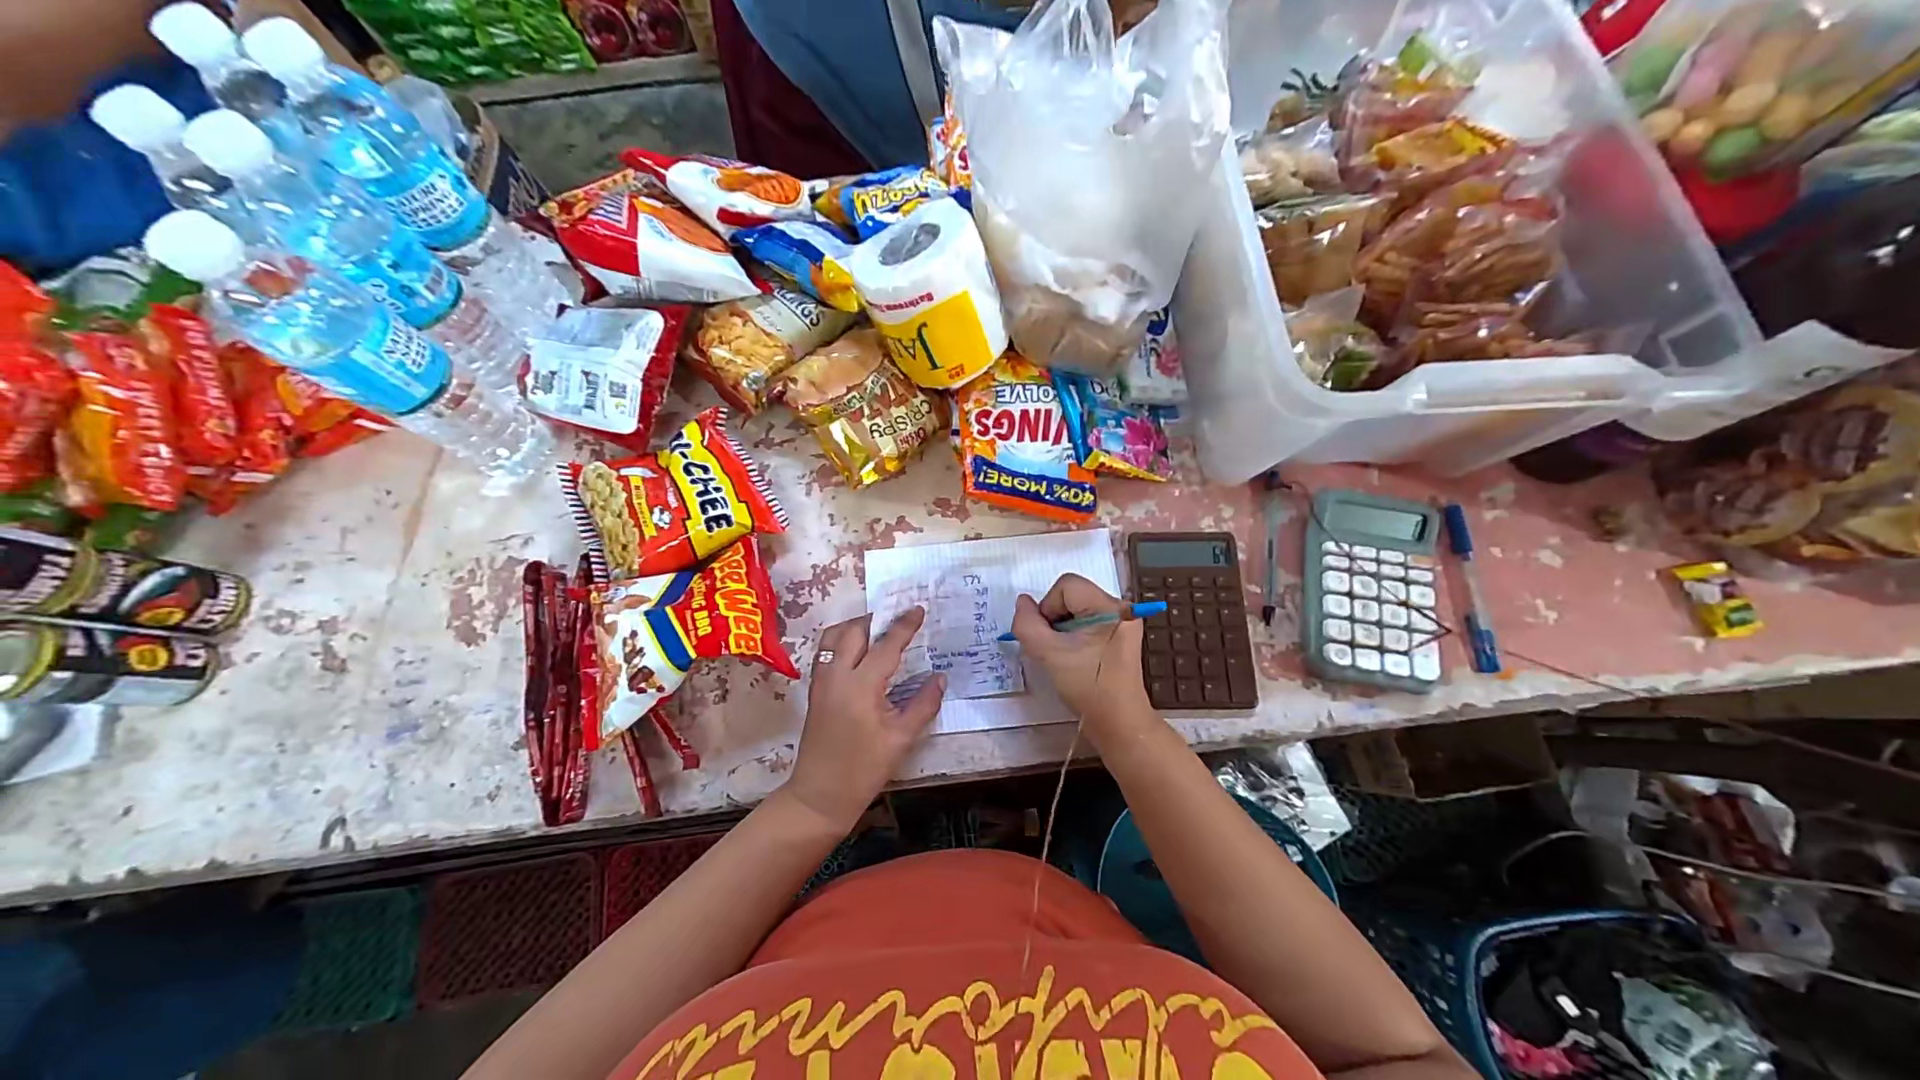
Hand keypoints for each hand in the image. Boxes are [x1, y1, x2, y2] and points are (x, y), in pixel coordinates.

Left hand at [783, 608, 944, 831]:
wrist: (820, 795)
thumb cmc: (863, 770)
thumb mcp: (901, 739)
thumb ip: (923, 704)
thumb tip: (940, 678)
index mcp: (861, 686)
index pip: (886, 645)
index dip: (904, 625)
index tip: (918, 609)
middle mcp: (837, 675)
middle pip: (854, 631)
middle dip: (876, 619)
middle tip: (898, 619)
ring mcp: (821, 681)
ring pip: (834, 636)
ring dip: (856, 626)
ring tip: (878, 630)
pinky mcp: (815, 690)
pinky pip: (826, 651)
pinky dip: (842, 640)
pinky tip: (859, 651)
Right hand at [1011, 574, 1156, 746]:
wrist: (1119, 722)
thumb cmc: (1087, 687)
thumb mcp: (1049, 654)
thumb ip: (1027, 624)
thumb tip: (1023, 602)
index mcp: (1110, 606)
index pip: (1066, 586)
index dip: (1048, 607)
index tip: (1048, 637)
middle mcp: (1121, 607)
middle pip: (1072, 594)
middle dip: (1055, 618)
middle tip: (1054, 647)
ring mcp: (1123, 621)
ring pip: (1078, 608)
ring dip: (1063, 627)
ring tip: (1064, 653)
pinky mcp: (1120, 634)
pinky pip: (1088, 620)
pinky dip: (1074, 633)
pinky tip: (1075, 656)